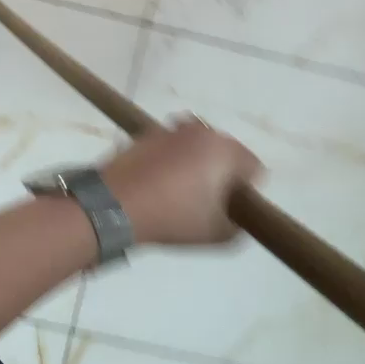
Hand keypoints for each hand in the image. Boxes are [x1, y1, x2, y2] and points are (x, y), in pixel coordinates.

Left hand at [98, 116, 260, 247]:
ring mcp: (167, 129)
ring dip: (195, 161)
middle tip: (206, 199)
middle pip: (224, 151)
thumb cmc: (171, 216)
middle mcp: (198, 130)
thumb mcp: (219, 234)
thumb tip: (236, 217)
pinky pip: (168, 145)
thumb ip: (239, 225)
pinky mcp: (142, 135)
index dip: (246, 191)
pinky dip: (169, 158)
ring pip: (195, 144)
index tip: (230, 208)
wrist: (111, 204)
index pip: (254, 167)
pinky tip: (158, 181)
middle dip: (221, 171)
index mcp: (224, 149)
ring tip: (181, 189)